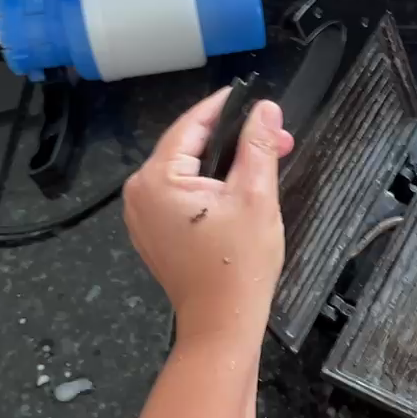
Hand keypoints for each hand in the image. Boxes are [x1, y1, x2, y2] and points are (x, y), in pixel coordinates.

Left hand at [122, 88, 295, 345]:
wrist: (222, 322)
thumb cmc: (239, 263)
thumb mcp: (255, 196)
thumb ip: (258, 145)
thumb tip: (265, 107)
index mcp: (158, 179)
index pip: (191, 125)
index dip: (225, 107)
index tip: (254, 96)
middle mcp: (139, 193)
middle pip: (189, 147)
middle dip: (233, 140)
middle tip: (277, 140)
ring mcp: (141, 215)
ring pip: (187, 170)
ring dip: (224, 163)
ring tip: (264, 163)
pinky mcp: (153, 232)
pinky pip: (180, 193)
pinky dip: (208, 186)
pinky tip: (239, 189)